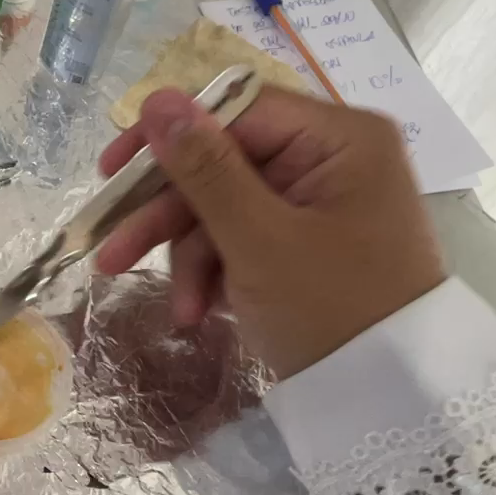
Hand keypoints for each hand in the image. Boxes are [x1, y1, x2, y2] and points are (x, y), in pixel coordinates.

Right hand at [95, 87, 446, 378]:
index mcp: (336, 138)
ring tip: (182, 312)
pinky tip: (201, 312)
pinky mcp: (299, 244)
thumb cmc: (330, 308)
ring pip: (221, 211)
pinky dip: (213, 275)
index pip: (233, 112)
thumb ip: (205, 169)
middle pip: (221, 167)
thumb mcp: (258, 239)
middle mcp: (326, 160)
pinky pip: (238, 241)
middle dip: (167, 220)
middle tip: (111, 258)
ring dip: (189, 261)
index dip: (167, 139)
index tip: (109, 173)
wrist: (386, 394)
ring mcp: (312, 205)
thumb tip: (156, 100)